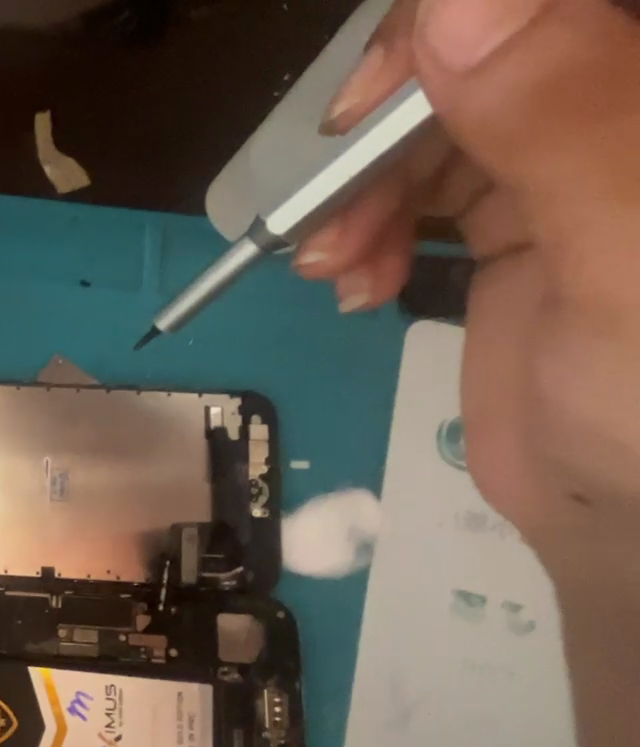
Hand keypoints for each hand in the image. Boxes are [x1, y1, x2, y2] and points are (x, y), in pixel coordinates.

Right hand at [296, 0, 639, 580]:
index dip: (452, 32)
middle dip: (382, 136)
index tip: (368, 110)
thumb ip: (563, 120)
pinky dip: (366, 230)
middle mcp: (621, 106)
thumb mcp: (628, 256)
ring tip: (332, 271)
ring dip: (358, 194)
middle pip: (478, 60)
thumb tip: (455, 5)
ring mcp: (573, 156)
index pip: (555, 5)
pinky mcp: (516, 219)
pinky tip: (355, 283)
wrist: (635, 508)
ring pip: (433, 125)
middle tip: (325, 216)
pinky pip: (418, 191)